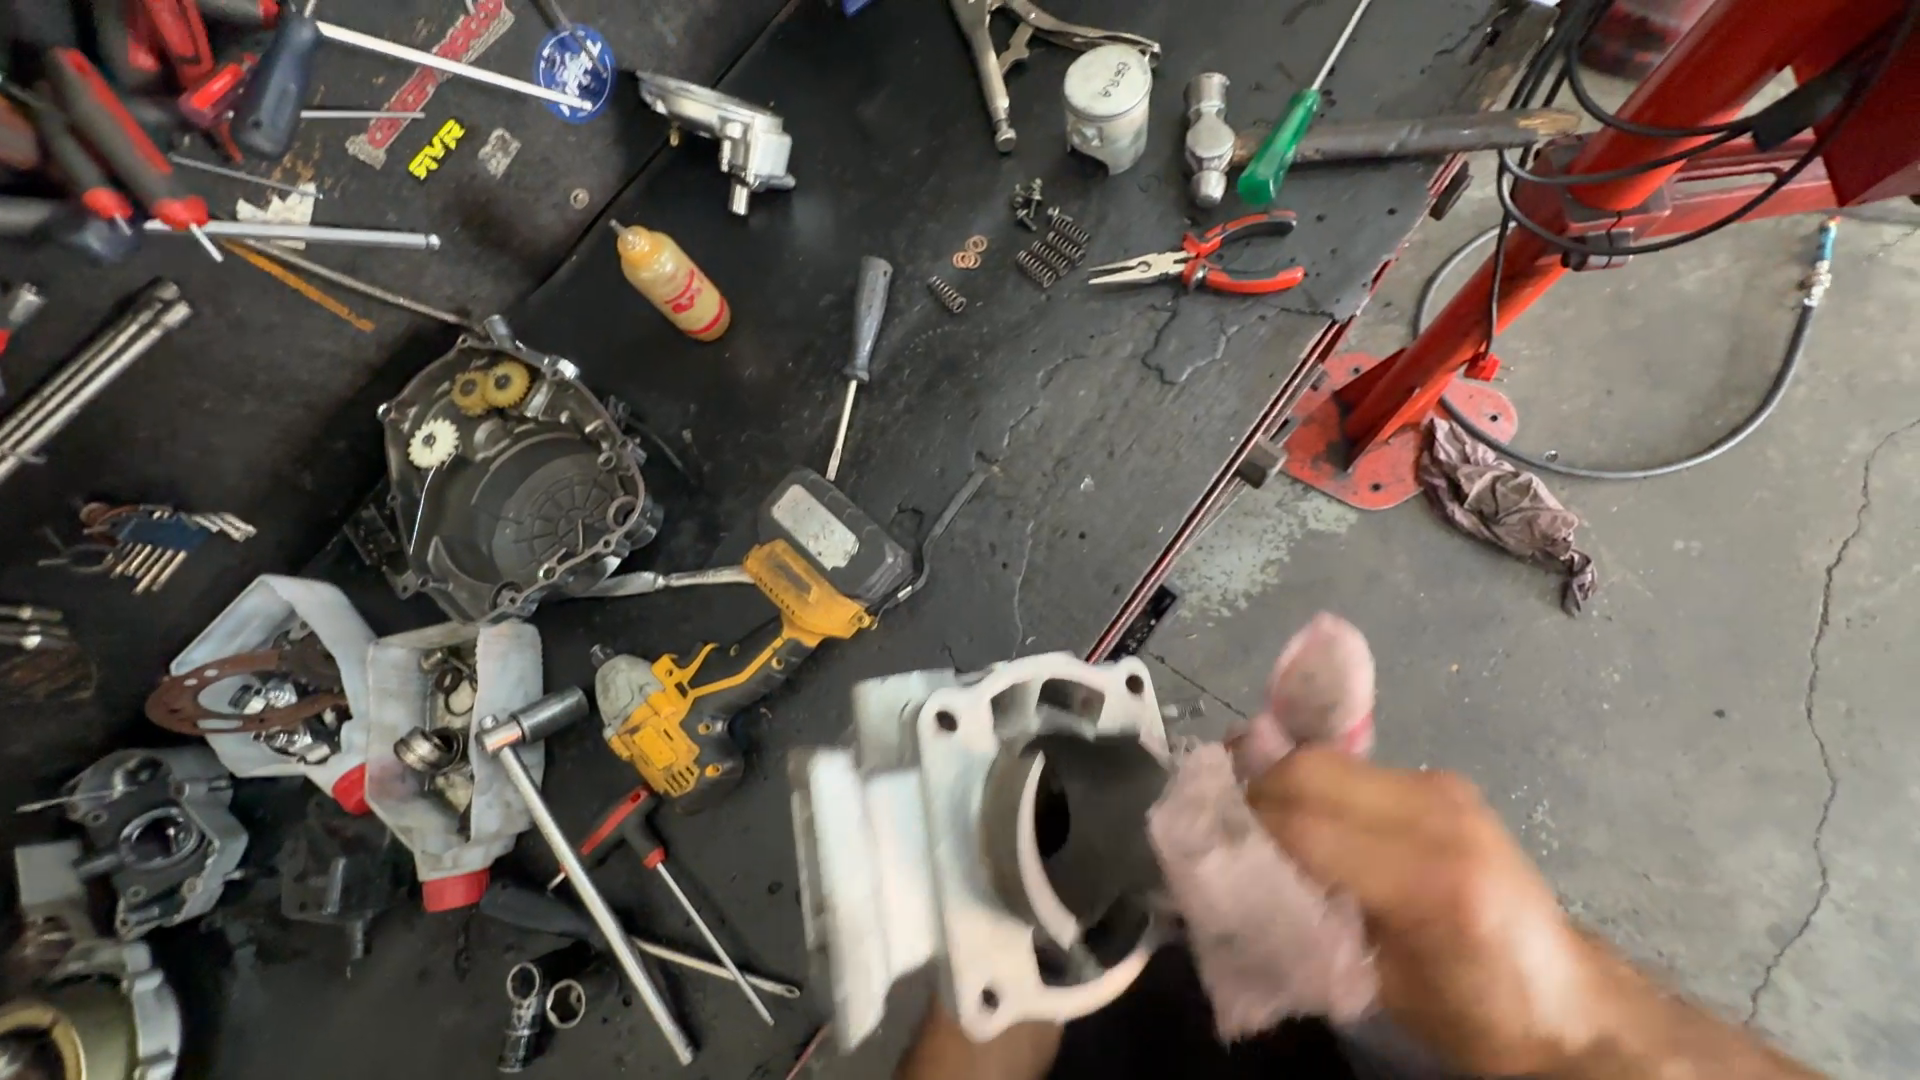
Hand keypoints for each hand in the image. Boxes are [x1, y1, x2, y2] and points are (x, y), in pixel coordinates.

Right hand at [1247, 747, 1605, 1075]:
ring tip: (1265, 823)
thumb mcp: (1375, 984)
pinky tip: (1308, 814)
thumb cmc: (1470, 1010)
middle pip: (1307, 770)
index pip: (1301, 824)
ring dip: (1281, 783)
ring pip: (1323, 758)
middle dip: (1256, 794)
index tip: (1212, 846)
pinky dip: (1313, 783)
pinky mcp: (1443, 780)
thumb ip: (1302, 918)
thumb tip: (1227, 875)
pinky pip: (1350, 766)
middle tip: (1233, 831)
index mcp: (1428, 880)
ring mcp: (1443, 787)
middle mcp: (1438, 814)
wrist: (1569, 1001)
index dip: (1245, 828)